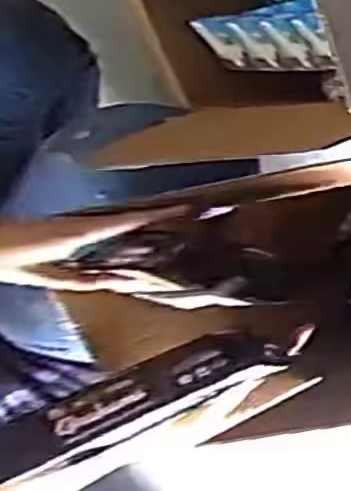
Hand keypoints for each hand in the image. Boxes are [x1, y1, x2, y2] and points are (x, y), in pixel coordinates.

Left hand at [0, 208, 187, 292]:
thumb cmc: (6, 258)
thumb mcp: (41, 275)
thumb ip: (82, 280)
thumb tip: (126, 282)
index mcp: (84, 231)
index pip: (134, 219)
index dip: (163, 213)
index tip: (191, 207)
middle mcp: (83, 222)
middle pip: (131, 215)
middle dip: (160, 214)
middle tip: (189, 214)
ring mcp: (72, 220)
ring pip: (118, 217)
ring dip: (144, 217)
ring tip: (168, 221)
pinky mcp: (63, 223)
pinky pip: (104, 221)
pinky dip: (125, 222)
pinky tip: (130, 230)